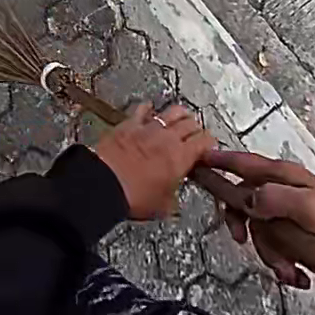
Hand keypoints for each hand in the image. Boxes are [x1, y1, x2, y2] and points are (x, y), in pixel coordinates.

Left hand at [93, 103, 214, 219]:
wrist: (105, 183)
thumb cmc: (134, 197)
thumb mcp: (162, 206)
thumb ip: (173, 196)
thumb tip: (173, 196)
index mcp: (181, 157)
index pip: (204, 141)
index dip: (209, 142)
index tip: (208, 145)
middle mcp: (168, 138)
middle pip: (190, 123)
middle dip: (196, 128)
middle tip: (195, 133)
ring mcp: (149, 127)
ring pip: (171, 111)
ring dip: (179, 114)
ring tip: (181, 117)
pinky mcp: (130, 123)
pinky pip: (143, 109)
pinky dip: (149, 108)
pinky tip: (150, 108)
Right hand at [203, 150, 314, 288]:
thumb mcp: (312, 211)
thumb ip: (275, 198)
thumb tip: (246, 198)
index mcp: (286, 176)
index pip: (244, 162)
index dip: (219, 161)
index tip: (196, 162)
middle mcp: (286, 189)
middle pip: (244, 199)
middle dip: (244, 224)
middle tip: (242, 241)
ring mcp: (292, 213)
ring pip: (259, 228)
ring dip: (269, 253)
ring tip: (289, 271)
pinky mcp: (299, 236)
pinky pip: (275, 246)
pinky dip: (282, 263)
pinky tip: (297, 275)